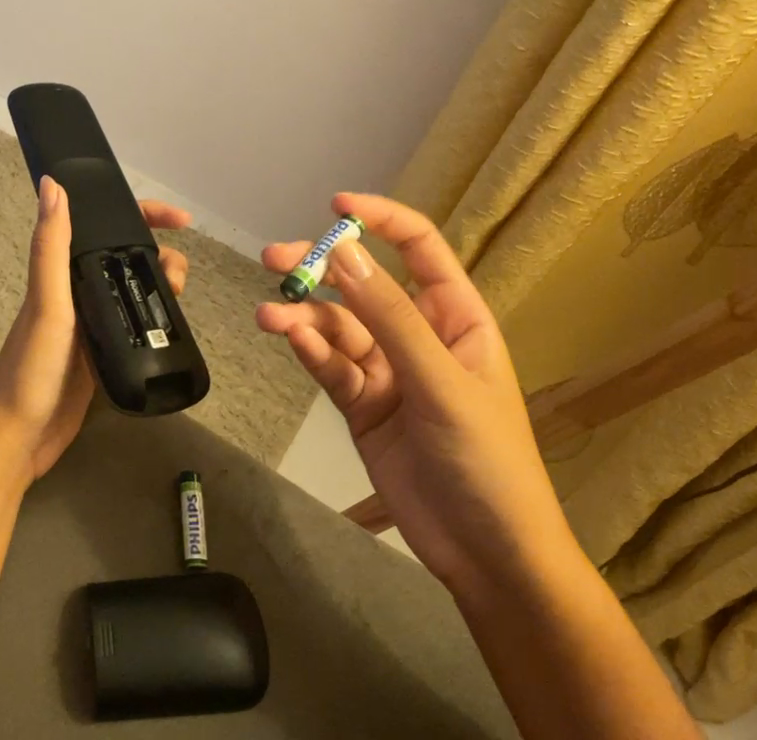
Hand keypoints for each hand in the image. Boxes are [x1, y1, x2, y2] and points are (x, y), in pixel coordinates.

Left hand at [0, 176, 191, 481]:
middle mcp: (76, 293)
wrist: (18, 437)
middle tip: (180, 278)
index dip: (144, 216)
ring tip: (180, 299)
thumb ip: (51, 247)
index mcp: (62, 274)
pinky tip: (172, 327)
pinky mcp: (100, 355)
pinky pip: (134, 325)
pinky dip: (155, 318)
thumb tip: (54, 183)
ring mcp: (90, 325)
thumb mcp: (46, 305)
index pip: (106, 228)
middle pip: (126, 258)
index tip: (182, 220)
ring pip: (132, 290)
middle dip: (161, 255)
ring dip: (161, 285)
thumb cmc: (30, 368)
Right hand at [255, 194, 576, 597]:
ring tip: (269, 317)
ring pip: (337, 328)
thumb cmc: (486, 459)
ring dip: (304, 317)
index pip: (418, 249)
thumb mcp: (441, 382)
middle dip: (320, 269)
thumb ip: (390, 318)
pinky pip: (330, 367)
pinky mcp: (362, 406)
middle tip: (273, 259)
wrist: (487, 551)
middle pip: (363, 285)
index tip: (335, 206)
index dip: (380, 220)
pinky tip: (290, 341)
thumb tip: (344, 251)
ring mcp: (388, 372)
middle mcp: (419, 336)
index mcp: (456, 318)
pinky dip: (309, 352)